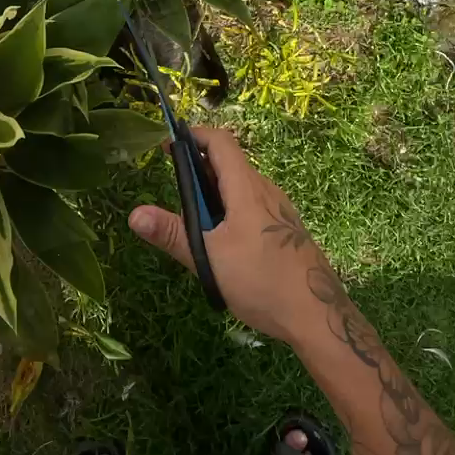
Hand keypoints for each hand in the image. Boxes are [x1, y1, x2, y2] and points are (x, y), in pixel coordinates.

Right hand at [130, 128, 454, 454]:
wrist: (320, 317)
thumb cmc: (261, 280)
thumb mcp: (209, 257)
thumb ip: (171, 234)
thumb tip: (134, 214)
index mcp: (246, 187)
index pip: (220, 141)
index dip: (194, 136)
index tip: (169, 147)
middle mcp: (265, 190)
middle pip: (229, 164)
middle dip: (198, 170)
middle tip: (174, 192)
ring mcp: (279, 211)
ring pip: (240, 188)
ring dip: (214, 194)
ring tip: (194, 225)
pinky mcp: (286, 231)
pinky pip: (252, 207)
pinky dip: (230, 211)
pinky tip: (223, 246)